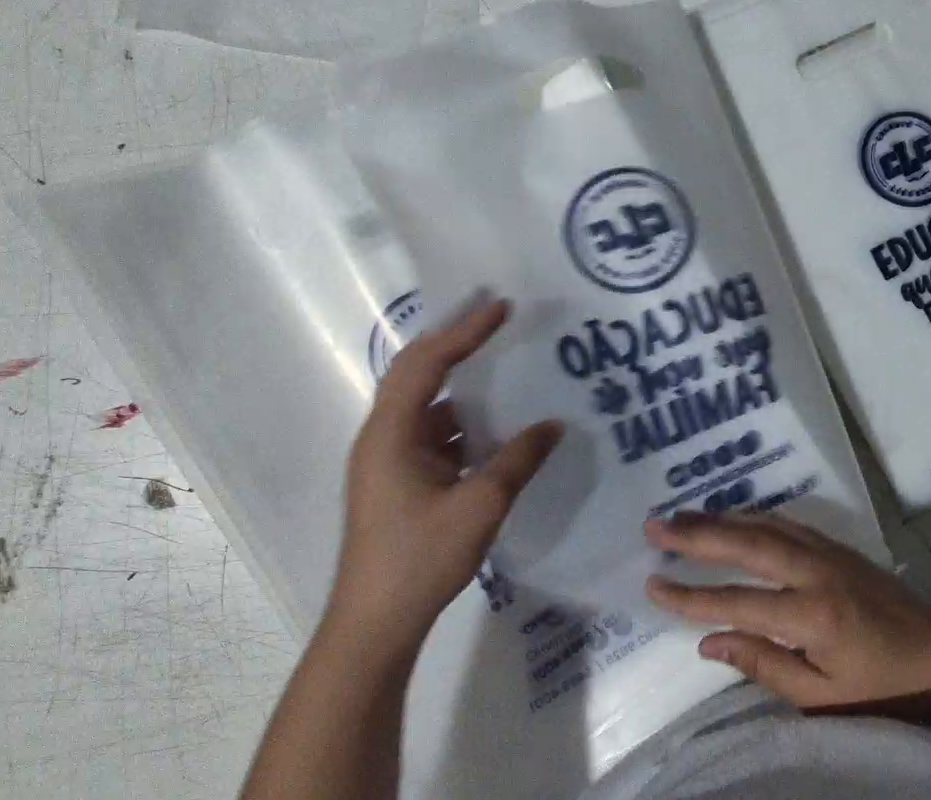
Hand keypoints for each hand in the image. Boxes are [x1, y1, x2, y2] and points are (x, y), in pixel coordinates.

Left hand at [326, 296, 561, 654]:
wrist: (375, 623)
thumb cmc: (420, 559)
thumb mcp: (481, 505)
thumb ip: (518, 458)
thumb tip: (555, 424)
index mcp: (391, 435)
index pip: (426, 364)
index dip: (464, 332)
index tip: (501, 308)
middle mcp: (384, 438)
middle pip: (418, 374)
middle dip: (458, 342)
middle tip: (500, 318)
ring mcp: (391, 461)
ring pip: (430, 406)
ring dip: (466, 383)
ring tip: (510, 363)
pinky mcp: (403, 481)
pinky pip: (438, 434)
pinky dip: (468, 420)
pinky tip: (502, 424)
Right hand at [644, 513, 930, 710]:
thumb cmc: (879, 684)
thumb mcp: (821, 694)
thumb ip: (764, 664)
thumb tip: (708, 641)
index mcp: (812, 615)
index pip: (737, 602)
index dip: (690, 597)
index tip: (652, 584)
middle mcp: (818, 573)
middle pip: (748, 546)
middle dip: (699, 535)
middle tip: (656, 525)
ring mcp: (831, 553)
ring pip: (768, 527)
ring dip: (723, 520)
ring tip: (682, 516)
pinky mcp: (840, 547)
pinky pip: (790, 524)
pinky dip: (756, 518)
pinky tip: (734, 517)